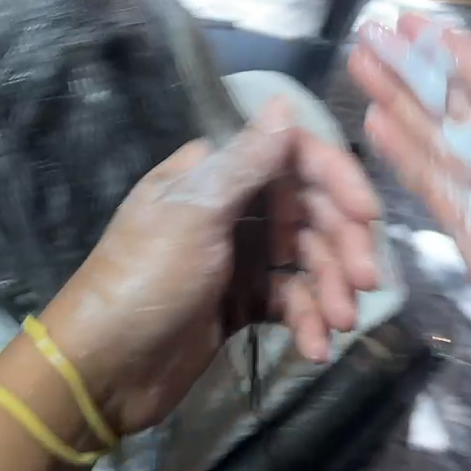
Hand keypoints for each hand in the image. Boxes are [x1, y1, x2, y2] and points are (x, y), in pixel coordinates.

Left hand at [40, 100, 382, 434]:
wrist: (103, 368)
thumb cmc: (146, 277)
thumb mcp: (196, 214)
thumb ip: (246, 160)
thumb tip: (285, 102)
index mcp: (217, 172)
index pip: (291, 156)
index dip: (336, 179)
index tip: (366, 215)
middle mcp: (232, 205)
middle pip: (307, 210)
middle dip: (340, 243)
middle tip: (364, 281)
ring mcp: (238, 255)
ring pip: (304, 259)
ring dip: (329, 287)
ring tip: (341, 322)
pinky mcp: (241, 300)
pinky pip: (289, 299)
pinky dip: (307, 319)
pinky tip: (314, 347)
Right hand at [349, 15, 470, 441]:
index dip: (465, 59)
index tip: (422, 27)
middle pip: (461, 109)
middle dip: (417, 69)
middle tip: (375, 33)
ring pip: (436, 142)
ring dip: (399, 101)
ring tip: (363, 62)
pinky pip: (431, 190)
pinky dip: (402, 156)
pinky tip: (376, 124)